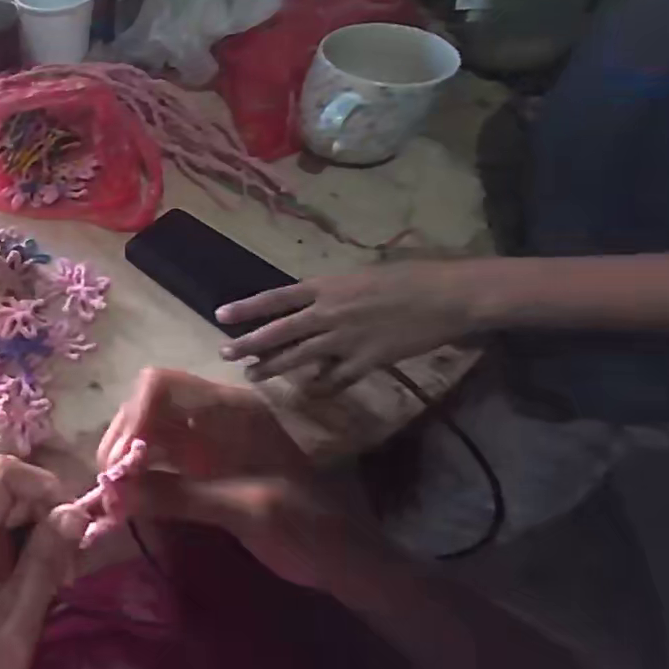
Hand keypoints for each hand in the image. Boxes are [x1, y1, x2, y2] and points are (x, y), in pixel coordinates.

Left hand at [0, 455, 86, 668]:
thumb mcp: (18, 618)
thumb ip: (46, 558)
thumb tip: (78, 509)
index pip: (2, 473)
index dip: (42, 484)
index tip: (71, 522)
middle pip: (13, 489)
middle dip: (50, 513)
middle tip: (73, 562)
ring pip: (16, 508)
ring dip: (47, 532)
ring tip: (65, 576)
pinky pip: (10, 531)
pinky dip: (36, 546)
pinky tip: (51, 578)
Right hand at [98, 369, 371, 589]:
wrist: (342, 557)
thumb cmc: (304, 526)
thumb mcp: (244, 510)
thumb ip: (178, 497)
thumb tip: (113, 494)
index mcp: (229, 409)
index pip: (162, 386)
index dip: (133, 417)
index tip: (120, 463)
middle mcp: (210, 414)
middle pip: (146, 406)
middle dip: (122, 440)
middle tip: (109, 486)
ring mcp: (204, 438)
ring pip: (146, 431)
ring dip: (124, 458)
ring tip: (113, 497)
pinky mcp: (199, 463)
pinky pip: (156, 456)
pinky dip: (137, 475)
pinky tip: (127, 499)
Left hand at [217, 261, 486, 393]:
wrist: (447, 295)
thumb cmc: (407, 276)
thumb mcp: (360, 275)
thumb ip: (331, 291)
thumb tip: (312, 302)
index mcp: (325, 287)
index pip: (275, 298)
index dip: (246, 308)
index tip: (221, 316)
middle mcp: (328, 313)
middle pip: (279, 331)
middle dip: (249, 344)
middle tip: (225, 353)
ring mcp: (346, 339)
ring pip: (299, 357)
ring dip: (273, 367)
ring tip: (253, 375)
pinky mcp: (367, 361)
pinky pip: (336, 379)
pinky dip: (321, 387)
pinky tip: (309, 393)